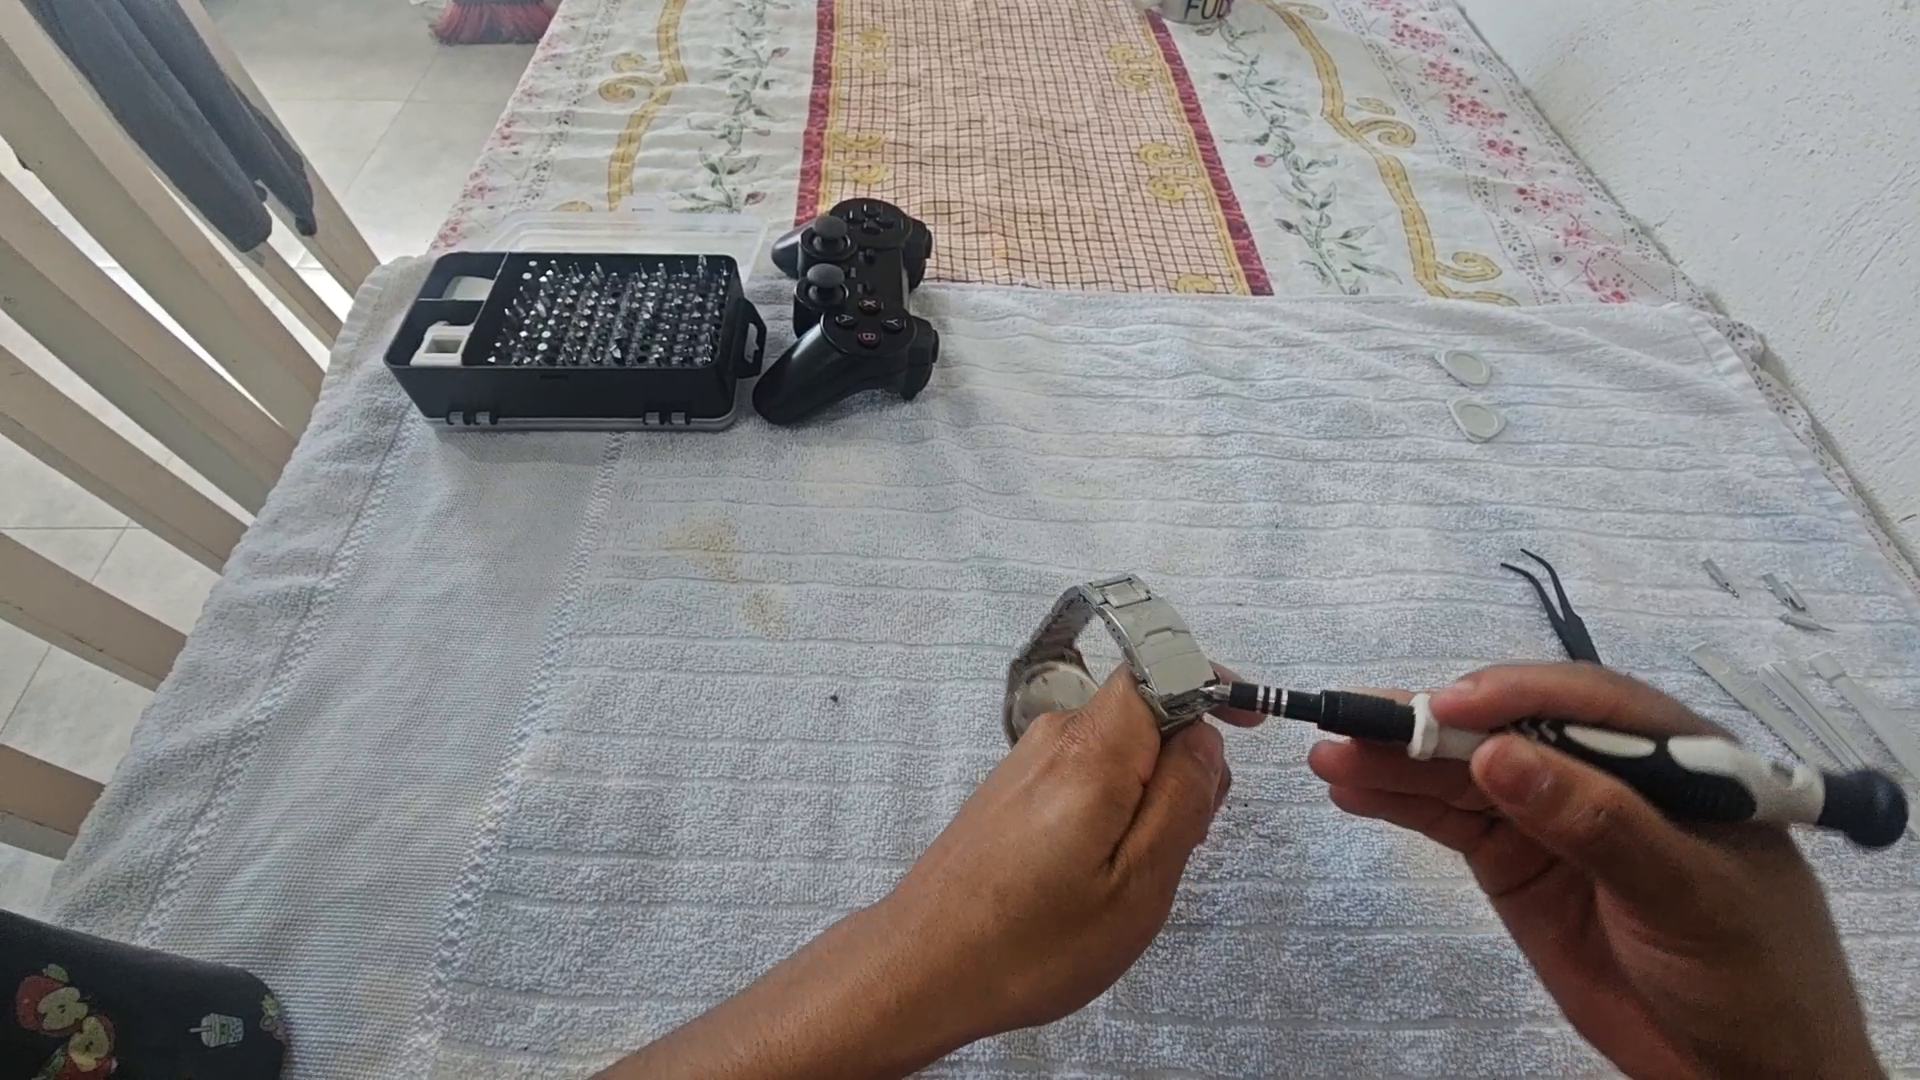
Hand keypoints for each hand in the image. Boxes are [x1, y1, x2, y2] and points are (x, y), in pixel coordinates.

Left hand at [604, 669, 1248, 1079]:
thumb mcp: (1138, 883)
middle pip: (1144, 711)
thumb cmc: (1034, 939)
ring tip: (1136, 869)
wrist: (926, 961)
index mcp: (1093, 749)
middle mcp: (1057, 735)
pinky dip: (1114, 801)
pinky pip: (1086, 768)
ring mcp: (1030, 756)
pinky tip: (1100, 865)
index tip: (1247, 723)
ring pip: (1118, 746)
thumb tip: (1205, 738)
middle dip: (1184, 760)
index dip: (1210, 683)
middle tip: (1185, 838)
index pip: (1159, 666)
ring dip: (1149, 790)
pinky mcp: (1015, 782)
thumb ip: (1182, 798)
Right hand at [1309, 663, 1881, 1079]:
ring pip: (1454, 770)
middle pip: (1495, 731)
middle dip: (1422, 727)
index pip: (1581, 702)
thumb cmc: (1746, 976)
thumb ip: (1596, 822)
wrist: (1735, 1073)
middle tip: (1350, 723)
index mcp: (1664, 756)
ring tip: (1329, 760)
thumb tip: (1498, 755)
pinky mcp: (1503, 849)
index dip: (1509, 694)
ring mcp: (1539, 809)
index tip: (1448, 708)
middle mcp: (1592, 768)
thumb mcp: (1687, 897)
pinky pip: (1440, 815)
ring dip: (1389, 762)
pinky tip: (1351, 792)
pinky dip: (1392, 801)